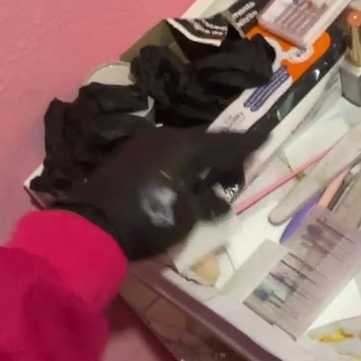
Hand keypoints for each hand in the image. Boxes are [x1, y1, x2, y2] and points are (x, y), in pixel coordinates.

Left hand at [55, 127, 259, 260]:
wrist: (93, 226)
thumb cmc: (148, 222)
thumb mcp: (188, 217)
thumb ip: (209, 202)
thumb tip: (219, 198)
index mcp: (188, 147)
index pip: (228, 142)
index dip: (249, 142)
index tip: (267, 135)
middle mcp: (169, 136)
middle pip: (206, 141)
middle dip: (224, 154)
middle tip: (238, 169)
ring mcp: (146, 142)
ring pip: (185, 146)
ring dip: (201, 159)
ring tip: (212, 176)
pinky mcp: (130, 154)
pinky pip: (167, 153)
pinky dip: (182, 163)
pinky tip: (185, 177)